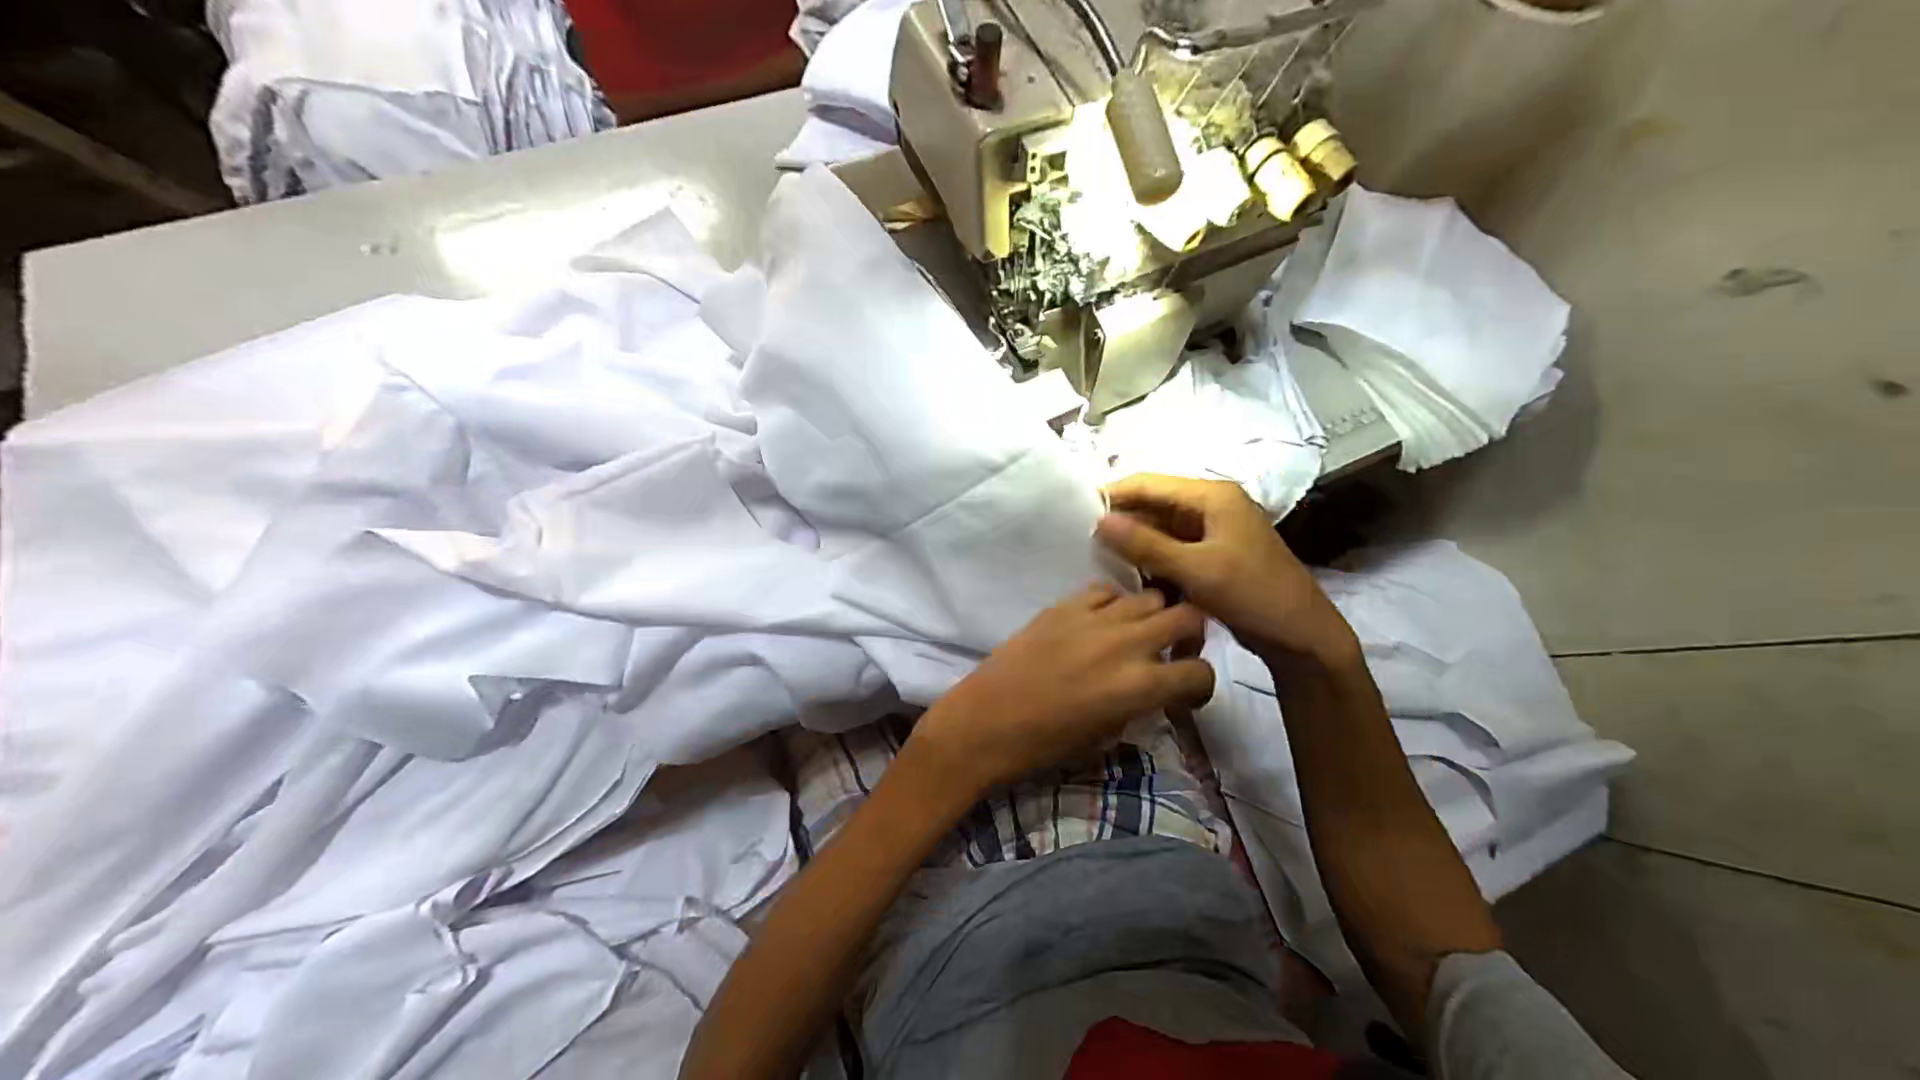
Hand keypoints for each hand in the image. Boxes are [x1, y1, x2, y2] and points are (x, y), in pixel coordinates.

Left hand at [910, 584, 1213, 798]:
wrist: (984, 723)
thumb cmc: (1044, 746)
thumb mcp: (1106, 738)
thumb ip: (1139, 707)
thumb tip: (1152, 691)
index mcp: (1140, 686)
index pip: (1199, 672)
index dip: (1200, 686)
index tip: (1185, 694)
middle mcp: (1127, 643)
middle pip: (1187, 617)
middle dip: (1189, 636)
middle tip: (1172, 653)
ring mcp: (1094, 618)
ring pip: (1150, 596)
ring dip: (1154, 615)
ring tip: (1137, 634)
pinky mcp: (1064, 605)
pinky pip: (1105, 590)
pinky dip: (1114, 603)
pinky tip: (1102, 621)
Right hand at [1094, 473, 1358, 667]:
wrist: (1302, 636)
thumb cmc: (1253, 594)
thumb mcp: (1195, 569)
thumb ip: (1145, 544)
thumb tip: (1100, 521)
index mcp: (1213, 496)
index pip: (1150, 483)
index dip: (1113, 494)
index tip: (1076, 511)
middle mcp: (1213, 505)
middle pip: (1155, 503)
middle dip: (1122, 519)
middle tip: (1083, 539)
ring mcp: (1215, 530)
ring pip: (1162, 527)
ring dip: (1135, 541)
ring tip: (1099, 556)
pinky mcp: (1214, 554)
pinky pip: (1173, 548)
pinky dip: (1152, 557)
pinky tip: (1130, 573)